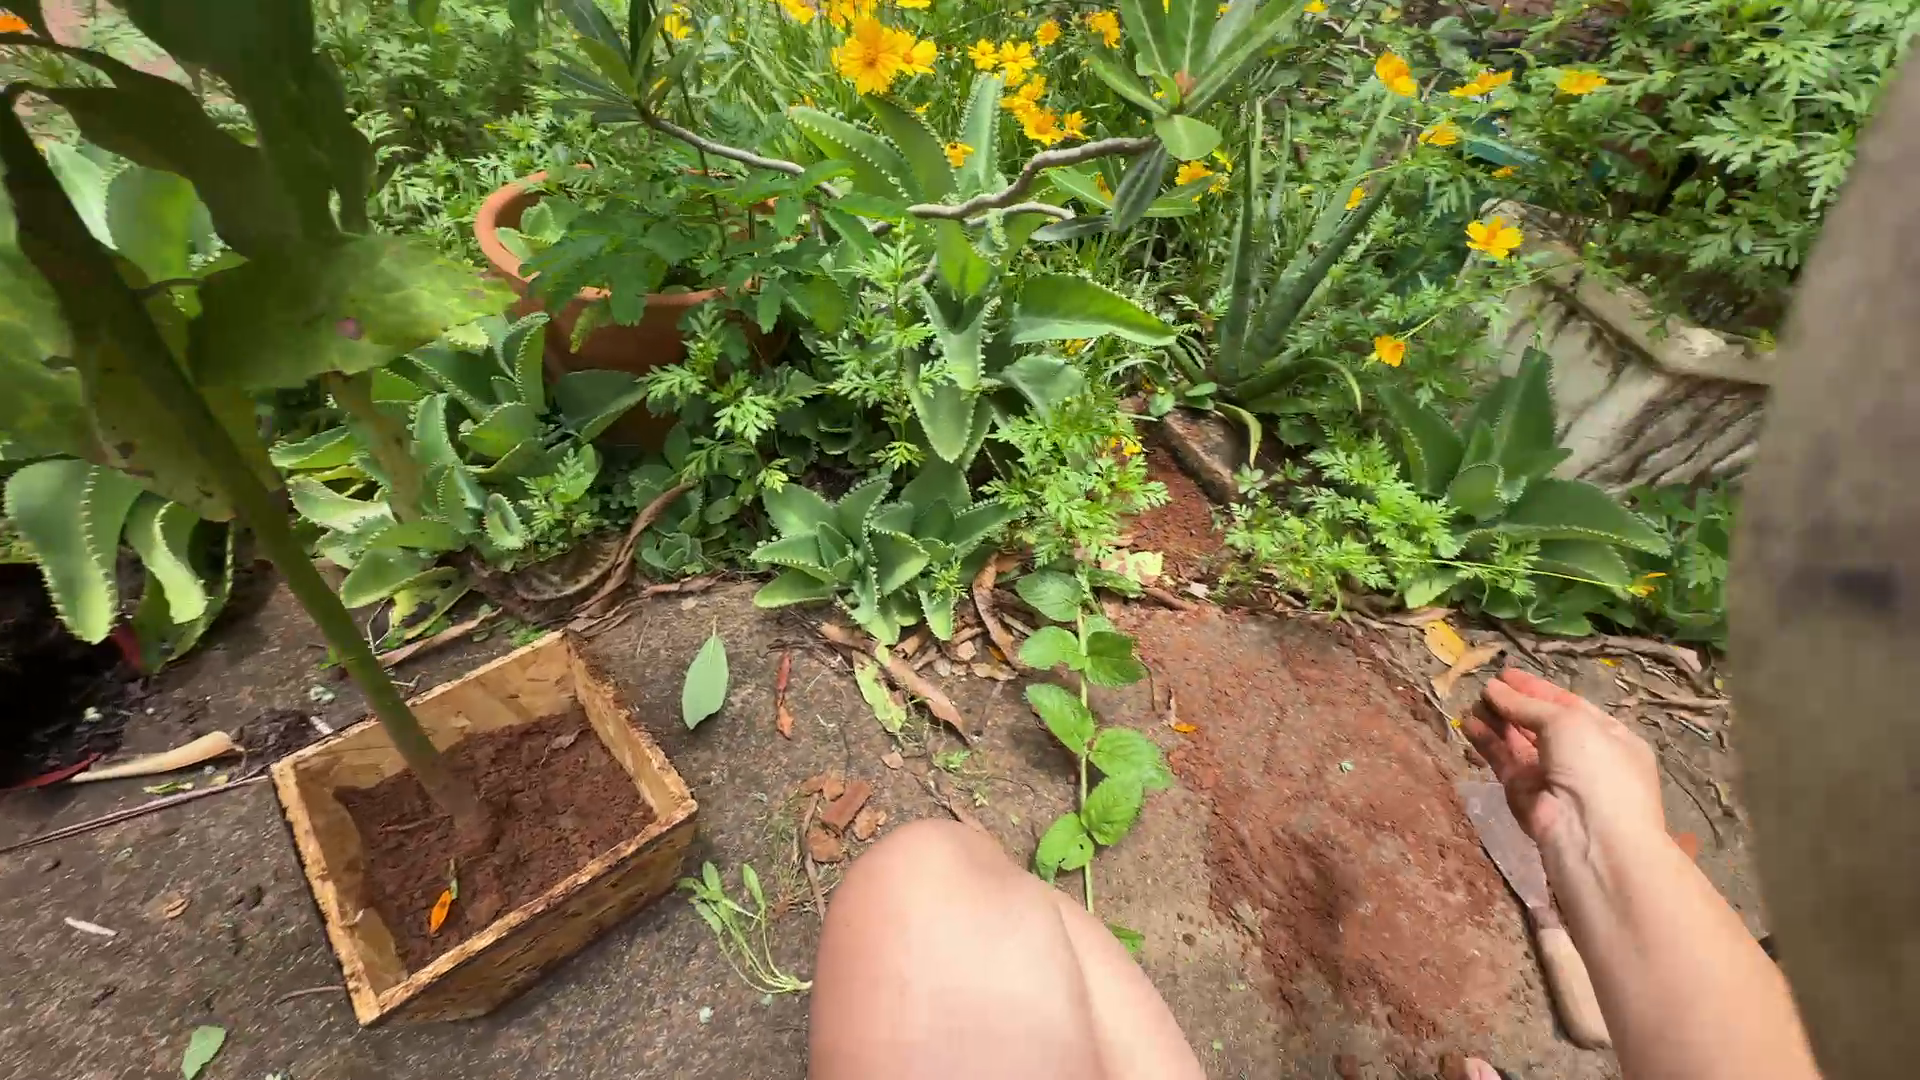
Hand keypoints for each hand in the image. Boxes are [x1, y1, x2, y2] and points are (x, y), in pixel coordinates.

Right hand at [1463, 669, 1665, 857]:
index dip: (1536, 688)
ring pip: (1517, 739)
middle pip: (1539, 721)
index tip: (1505, 674)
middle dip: (1513, 704)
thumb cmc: (1595, 769)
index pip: (1567, 705)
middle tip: (1485, 688)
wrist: (1587, 831)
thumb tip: (1492, 688)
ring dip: (1495, 719)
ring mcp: (1549, 773)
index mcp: (1608, 737)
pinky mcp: (1522, 788)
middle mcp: (1580, 755)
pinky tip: (1469, 723)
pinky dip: (1485, 740)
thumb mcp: (1567, 723)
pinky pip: (1502, 758)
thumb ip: (1526, 704)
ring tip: (1473, 703)